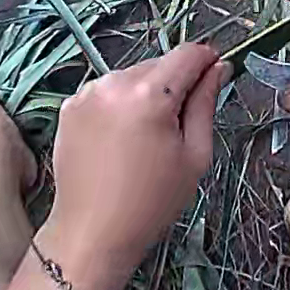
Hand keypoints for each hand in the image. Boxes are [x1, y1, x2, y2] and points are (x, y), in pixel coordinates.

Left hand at [37, 44, 229, 289]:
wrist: (91, 235)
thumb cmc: (152, 202)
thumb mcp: (194, 155)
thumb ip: (206, 103)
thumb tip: (219, 67)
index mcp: (150, 94)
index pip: (188, 54)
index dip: (207, 60)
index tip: (215, 74)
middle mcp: (115, 82)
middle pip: (159, 64)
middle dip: (175, 83)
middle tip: (177, 124)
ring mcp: (88, 92)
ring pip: (133, 75)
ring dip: (146, 92)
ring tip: (144, 134)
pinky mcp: (70, 105)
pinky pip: (108, 90)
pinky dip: (120, 102)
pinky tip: (119, 137)